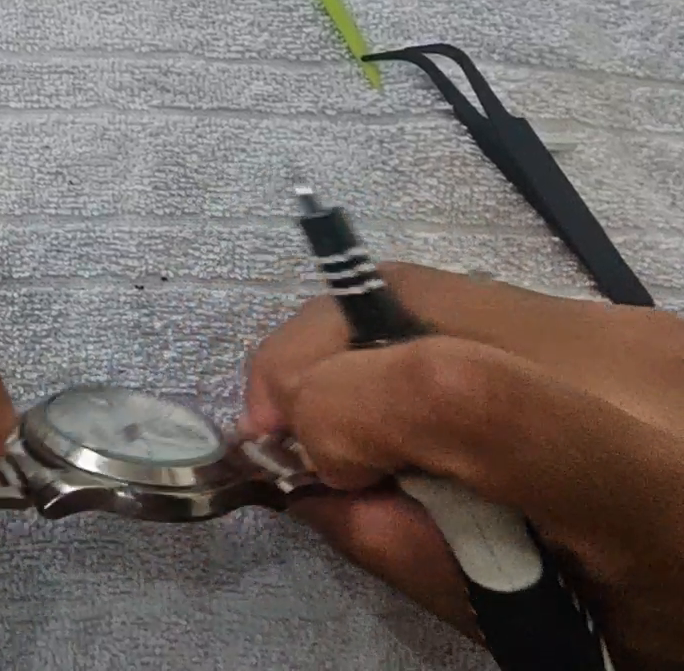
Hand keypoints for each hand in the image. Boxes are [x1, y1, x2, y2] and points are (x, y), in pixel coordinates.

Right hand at [243, 263, 683, 670]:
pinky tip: (389, 401)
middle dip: (300, 362)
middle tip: (281, 429)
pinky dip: (373, 345)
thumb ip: (414, 559)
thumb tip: (307, 486)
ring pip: (401, 289)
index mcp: (659, 487)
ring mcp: (616, 322)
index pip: (454, 394)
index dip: (341, 413)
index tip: (324, 473)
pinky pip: (433, 303)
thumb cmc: (679, 621)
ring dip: (328, 349)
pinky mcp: (593, 310)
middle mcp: (636, 369)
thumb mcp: (559, 635)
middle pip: (397, 303)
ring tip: (329, 415)